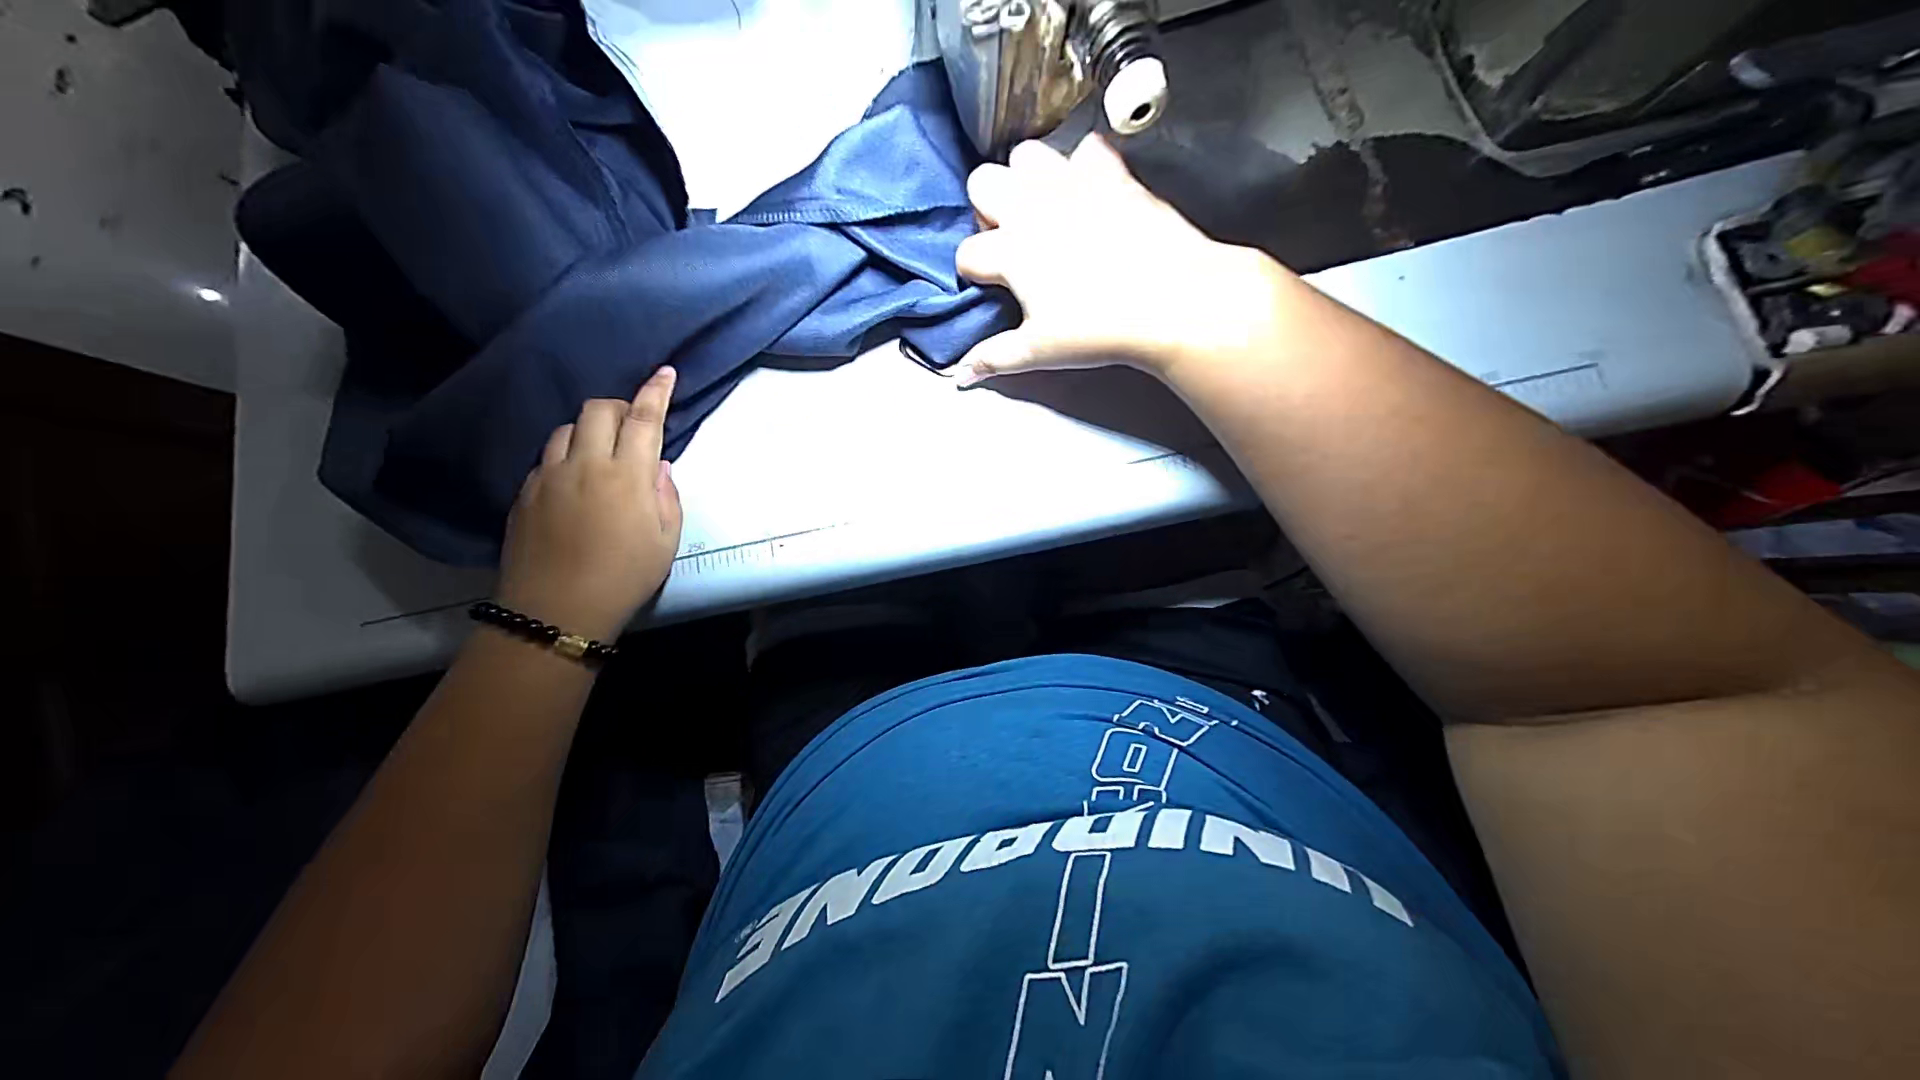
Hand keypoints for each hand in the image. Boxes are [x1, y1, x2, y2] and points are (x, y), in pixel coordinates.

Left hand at [494, 368, 683, 643]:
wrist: (557, 609)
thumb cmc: (625, 577)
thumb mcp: (666, 541)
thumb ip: (666, 496)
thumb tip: (656, 466)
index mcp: (626, 475)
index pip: (644, 419)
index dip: (656, 391)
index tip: (665, 372)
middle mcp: (584, 464)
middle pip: (598, 410)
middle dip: (619, 407)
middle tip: (633, 426)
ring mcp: (548, 476)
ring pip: (566, 429)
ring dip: (588, 430)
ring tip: (600, 453)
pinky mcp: (524, 493)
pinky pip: (545, 458)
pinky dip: (565, 457)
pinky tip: (573, 483)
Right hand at [954, 134, 1293, 385]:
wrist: (1172, 299)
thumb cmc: (1101, 328)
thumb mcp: (1040, 350)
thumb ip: (993, 357)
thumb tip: (961, 374)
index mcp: (1010, 251)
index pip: (967, 252)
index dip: (973, 270)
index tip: (990, 284)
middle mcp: (1032, 207)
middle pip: (983, 183)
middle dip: (988, 206)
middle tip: (1011, 237)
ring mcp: (1072, 184)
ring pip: (1027, 154)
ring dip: (1027, 177)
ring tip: (1043, 207)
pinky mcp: (1111, 174)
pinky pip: (1087, 149)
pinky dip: (1084, 165)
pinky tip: (1091, 191)